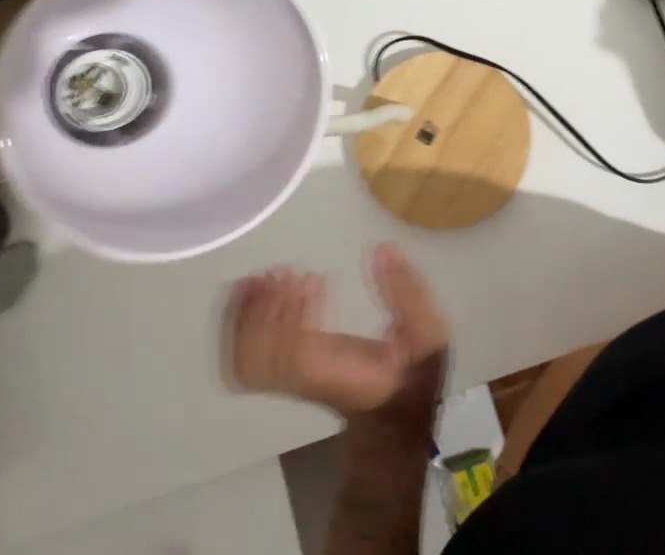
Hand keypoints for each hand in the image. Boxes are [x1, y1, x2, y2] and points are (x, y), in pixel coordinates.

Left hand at [223, 243, 448, 419]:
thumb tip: (381, 249)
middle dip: (264, 312)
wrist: (393, 415)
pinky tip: (252, 290)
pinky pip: (242, 360)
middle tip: (286, 272)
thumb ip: (408, 292)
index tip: (315, 279)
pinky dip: (238, 323)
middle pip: (258, 361)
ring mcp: (287, 380)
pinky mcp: (280, 373)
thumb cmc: (411, 375)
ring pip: (243, 362)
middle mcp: (304, 380)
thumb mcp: (426, 333)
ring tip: (266, 276)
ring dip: (246, 315)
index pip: (297, 355)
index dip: (295, 315)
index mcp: (337, 372)